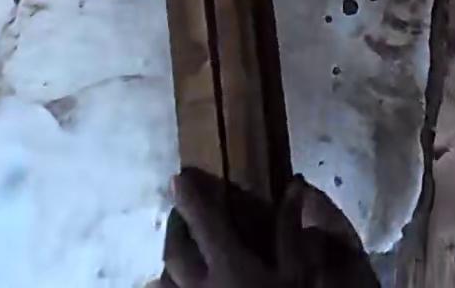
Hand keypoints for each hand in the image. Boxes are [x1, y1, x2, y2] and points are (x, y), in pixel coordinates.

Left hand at [160, 170, 375, 287]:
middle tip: (179, 212)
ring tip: (175, 256)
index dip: (191, 199)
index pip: (205, 223)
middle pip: (174, 252)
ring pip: (159, 284)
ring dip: (166, 264)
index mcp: (227, 266)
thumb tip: (293, 183)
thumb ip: (289, 229)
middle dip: (175, 226)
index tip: (177, 177)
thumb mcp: (294, 275)